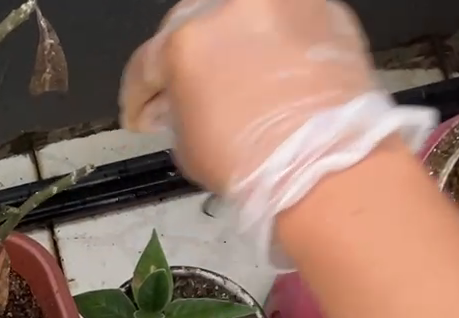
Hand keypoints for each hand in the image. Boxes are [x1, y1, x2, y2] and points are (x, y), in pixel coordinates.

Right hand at [118, 0, 435, 255]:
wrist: (320, 160)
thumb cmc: (249, 159)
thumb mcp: (184, 142)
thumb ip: (174, 109)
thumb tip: (174, 102)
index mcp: (186, 42)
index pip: (145, 65)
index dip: (137, 98)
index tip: (140, 117)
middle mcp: (231, 6)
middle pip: (188, 23)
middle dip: (180, 59)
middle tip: (179, 94)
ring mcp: (280, 1)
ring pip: (236, 15)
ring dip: (223, 46)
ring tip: (225, 82)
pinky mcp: (321, 6)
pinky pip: (277, 21)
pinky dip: (265, 43)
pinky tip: (263, 74)